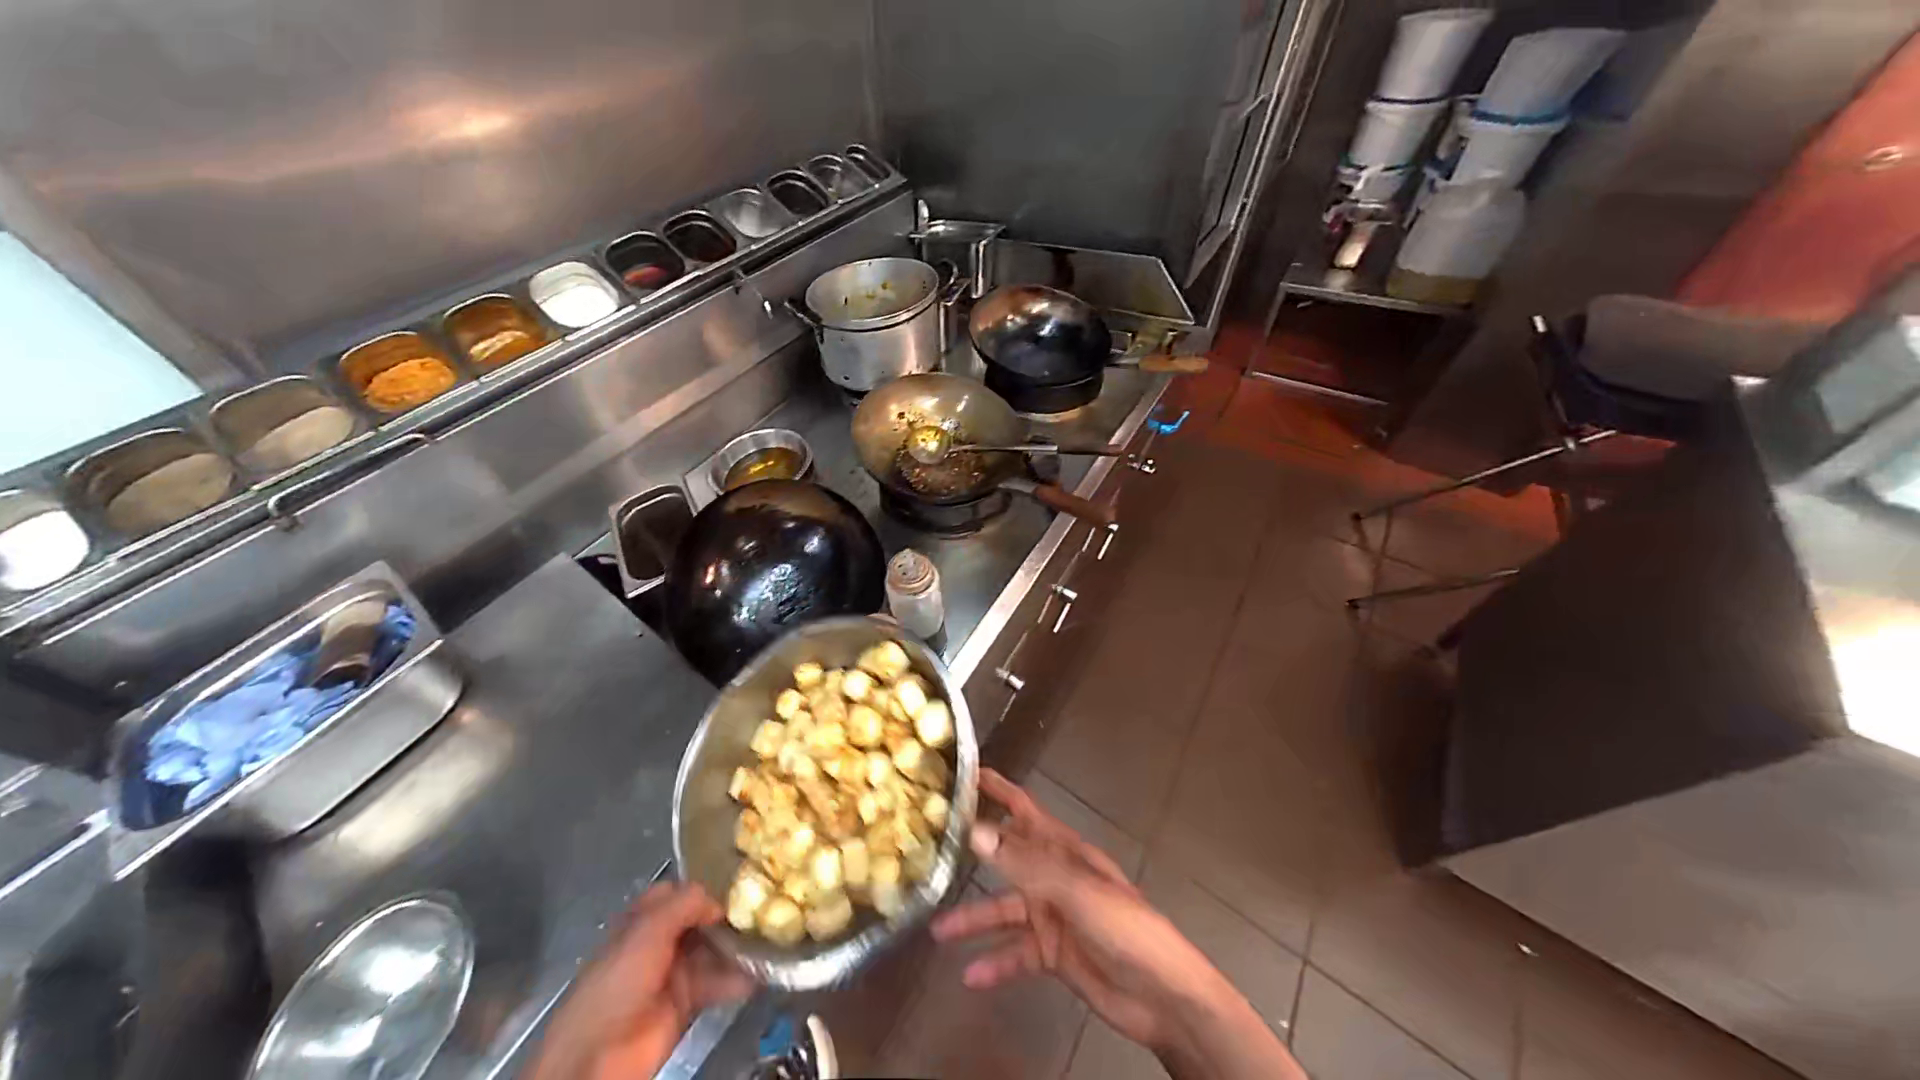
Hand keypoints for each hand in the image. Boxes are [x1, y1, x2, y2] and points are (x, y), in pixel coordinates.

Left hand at [527, 883, 753, 1079]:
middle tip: (764, 910)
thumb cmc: (618, 982)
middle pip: (700, 921)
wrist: (598, 1056)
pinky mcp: (687, 1002)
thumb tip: (720, 901)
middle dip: (729, 916)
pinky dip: (738, 978)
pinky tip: (760, 972)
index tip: (737, 885)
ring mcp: (674, 973)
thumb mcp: (647, 931)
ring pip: (712, 951)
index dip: (703, 889)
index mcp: (642, 921)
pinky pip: (717, 983)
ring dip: (738, 946)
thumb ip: (685, 905)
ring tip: (769, 940)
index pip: (677, 894)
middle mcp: (660, 942)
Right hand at [931, 769, 1304, 1079]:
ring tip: (938, 930)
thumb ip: (1025, 863)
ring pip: (1005, 911)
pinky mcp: (1055, 953)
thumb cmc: (1125, 928)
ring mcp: (1054, 916)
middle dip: (975, 856)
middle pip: (1008, 860)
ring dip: (975, 920)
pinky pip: (1017, 953)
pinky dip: (996, 963)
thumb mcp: (1075, 891)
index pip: (1026, 811)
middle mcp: (1054, 878)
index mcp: (1065, 852)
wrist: (1164, 996)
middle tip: (933, 850)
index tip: (965, 773)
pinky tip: (971, 976)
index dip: (999, 790)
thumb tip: (976, 831)